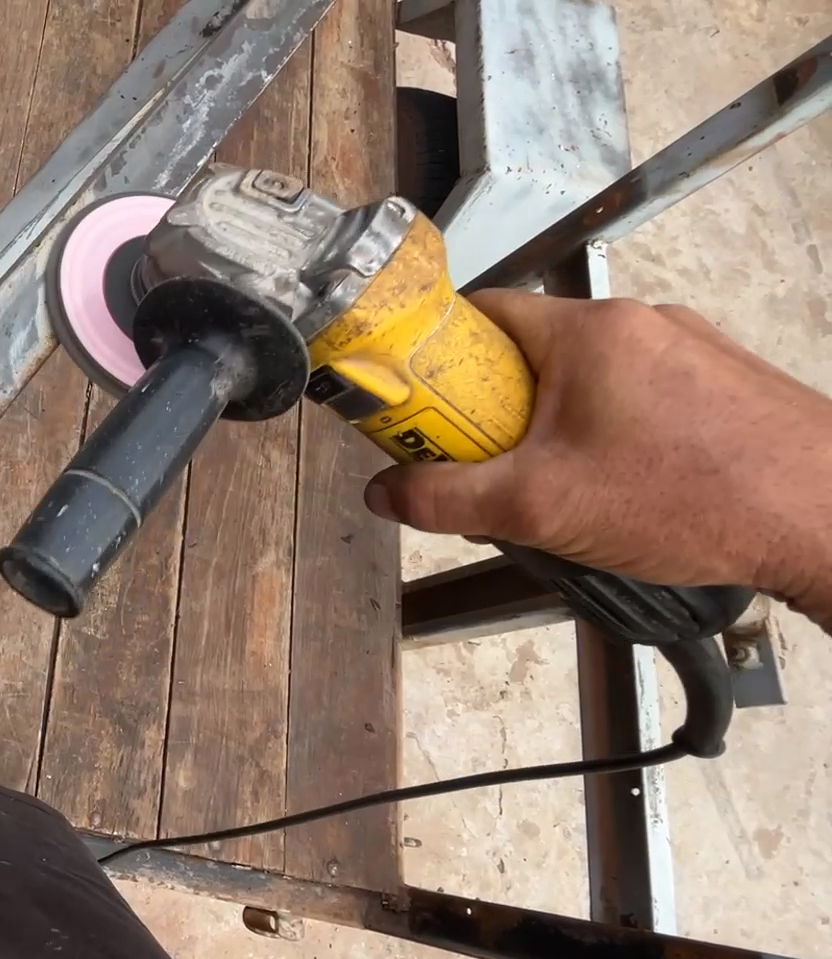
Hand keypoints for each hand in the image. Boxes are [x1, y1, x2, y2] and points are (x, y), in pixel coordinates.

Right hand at [363, 290, 831, 613]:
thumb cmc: (684, 498)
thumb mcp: (532, 507)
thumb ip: (439, 499)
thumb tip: (379, 493)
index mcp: (591, 331)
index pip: (478, 313)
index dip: (427, 355)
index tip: (407, 404)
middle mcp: (639, 324)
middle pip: (519, 351)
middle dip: (476, 406)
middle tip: (462, 458)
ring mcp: (687, 351)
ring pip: (569, 378)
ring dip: (529, 424)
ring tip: (529, 482)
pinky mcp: (719, 386)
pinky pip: (619, 396)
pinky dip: (583, 431)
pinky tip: (595, 483)